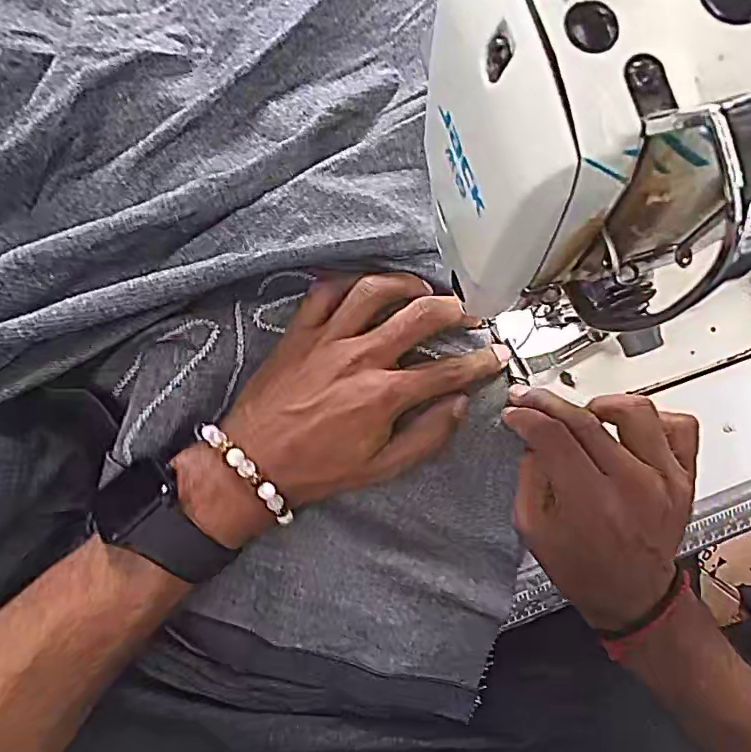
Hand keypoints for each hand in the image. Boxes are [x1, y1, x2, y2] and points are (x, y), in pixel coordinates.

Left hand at [173, 272, 506, 548]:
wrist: (254, 464)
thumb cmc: (317, 470)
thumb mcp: (382, 468)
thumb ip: (427, 436)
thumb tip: (458, 405)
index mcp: (383, 395)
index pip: (447, 370)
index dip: (480, 362)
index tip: (495, 355)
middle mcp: (359, 359)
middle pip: (420, 316)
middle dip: (455, 310)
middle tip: (467, 313)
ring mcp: (327, 340)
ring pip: (375, 291)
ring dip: (407, 284)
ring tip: (424, 290)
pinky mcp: (300, 333)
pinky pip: (327, 291)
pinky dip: (351, 282)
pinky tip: (367, 287)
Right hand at [502, 387, 698, 631]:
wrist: (633, 595)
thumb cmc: (586, 570)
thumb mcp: (535, 530)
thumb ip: (529, 479)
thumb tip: (532, 438)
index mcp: (590, 503)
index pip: (553, 436)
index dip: (527, 417)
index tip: (516, 413)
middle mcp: (632, 486)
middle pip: (585, 419)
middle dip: (549, 404)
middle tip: (534, 402)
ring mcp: (664, 479)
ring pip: (634, 410)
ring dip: (600, 404)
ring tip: (586, 415)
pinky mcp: (684, 478)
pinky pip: (679, 425)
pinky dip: (653, 417)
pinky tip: (630, 428)